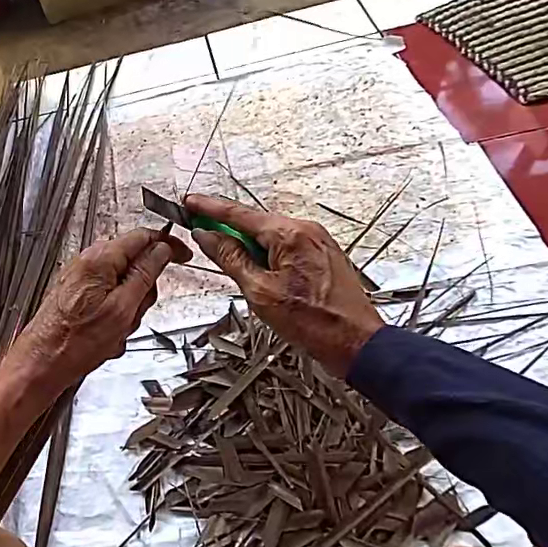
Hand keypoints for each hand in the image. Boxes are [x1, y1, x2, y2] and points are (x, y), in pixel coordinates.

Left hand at [0, 226, 191, 402]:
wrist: (42, 363)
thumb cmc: (75, 341)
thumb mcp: (123, 308)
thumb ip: (145, 275)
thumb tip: (162, 250)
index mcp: (101, 258)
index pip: (144, 236)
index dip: (168, 245)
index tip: (184, 255)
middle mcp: (89, 262)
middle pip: (135, 262)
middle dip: (144, 290)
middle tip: (135, 313)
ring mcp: (83, 277)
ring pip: (125, 284)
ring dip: (130, 308)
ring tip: (117, 329)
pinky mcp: (80, 294)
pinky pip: (111, 298)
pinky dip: (117, 315)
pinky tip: (106, 334)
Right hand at [183, 194, 383, 376]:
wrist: (356, 343)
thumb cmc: (316, 323)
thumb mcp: (259, 292)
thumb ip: (230, 258)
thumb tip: (208, 237)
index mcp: (290, 234)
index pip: (239, 214)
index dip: (210, 208)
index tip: (191, 203)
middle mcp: (306, 230)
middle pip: (255, 223)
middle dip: (229, 231)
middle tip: (204, 237)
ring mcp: (317, 241)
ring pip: (270, 236)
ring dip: (249, 248)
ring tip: (239, 273)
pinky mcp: (322, 254)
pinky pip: (286, 246)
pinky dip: (267, 255)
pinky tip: (260, 274)